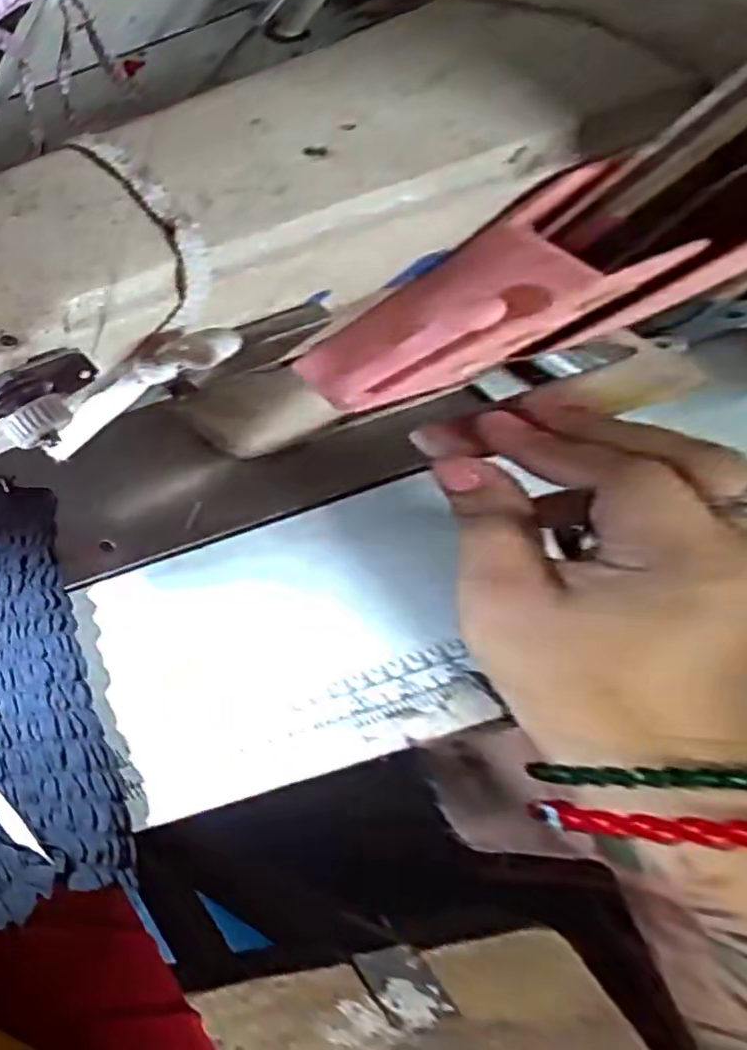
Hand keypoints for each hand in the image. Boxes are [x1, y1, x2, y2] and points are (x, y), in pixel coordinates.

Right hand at [413, 401, 746, 766]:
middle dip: (592, 429)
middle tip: (520, 411)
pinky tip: (580, 504)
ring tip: (544, 449)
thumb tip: (460, 465)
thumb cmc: (567, 683)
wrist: (653, 767)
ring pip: (708, 478)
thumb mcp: (503, 601)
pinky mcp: (746, 581)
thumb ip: (487, 524)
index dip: (542, 440)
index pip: (617, 469)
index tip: (476, 424)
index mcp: (692, 553)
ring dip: (621, 454)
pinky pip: (708, 511)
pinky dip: (644, 491)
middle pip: (683, 457)